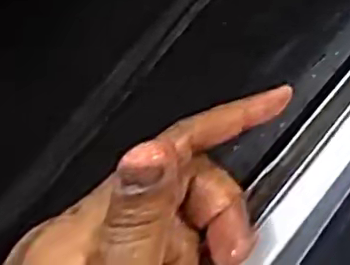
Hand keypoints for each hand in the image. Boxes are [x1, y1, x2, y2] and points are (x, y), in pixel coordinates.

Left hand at [6, 86, 292, 264]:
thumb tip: (151, 149)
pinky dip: (184, 259)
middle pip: (182, 186)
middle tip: (235, 256)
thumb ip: (138, 217)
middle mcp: (72, 236)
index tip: (277, 101)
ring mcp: (77, 259)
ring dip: (203, 248)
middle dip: (221, 216)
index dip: (234, 117)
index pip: (173, 143)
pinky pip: (155, 247)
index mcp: (79, 226)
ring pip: (173, 222)